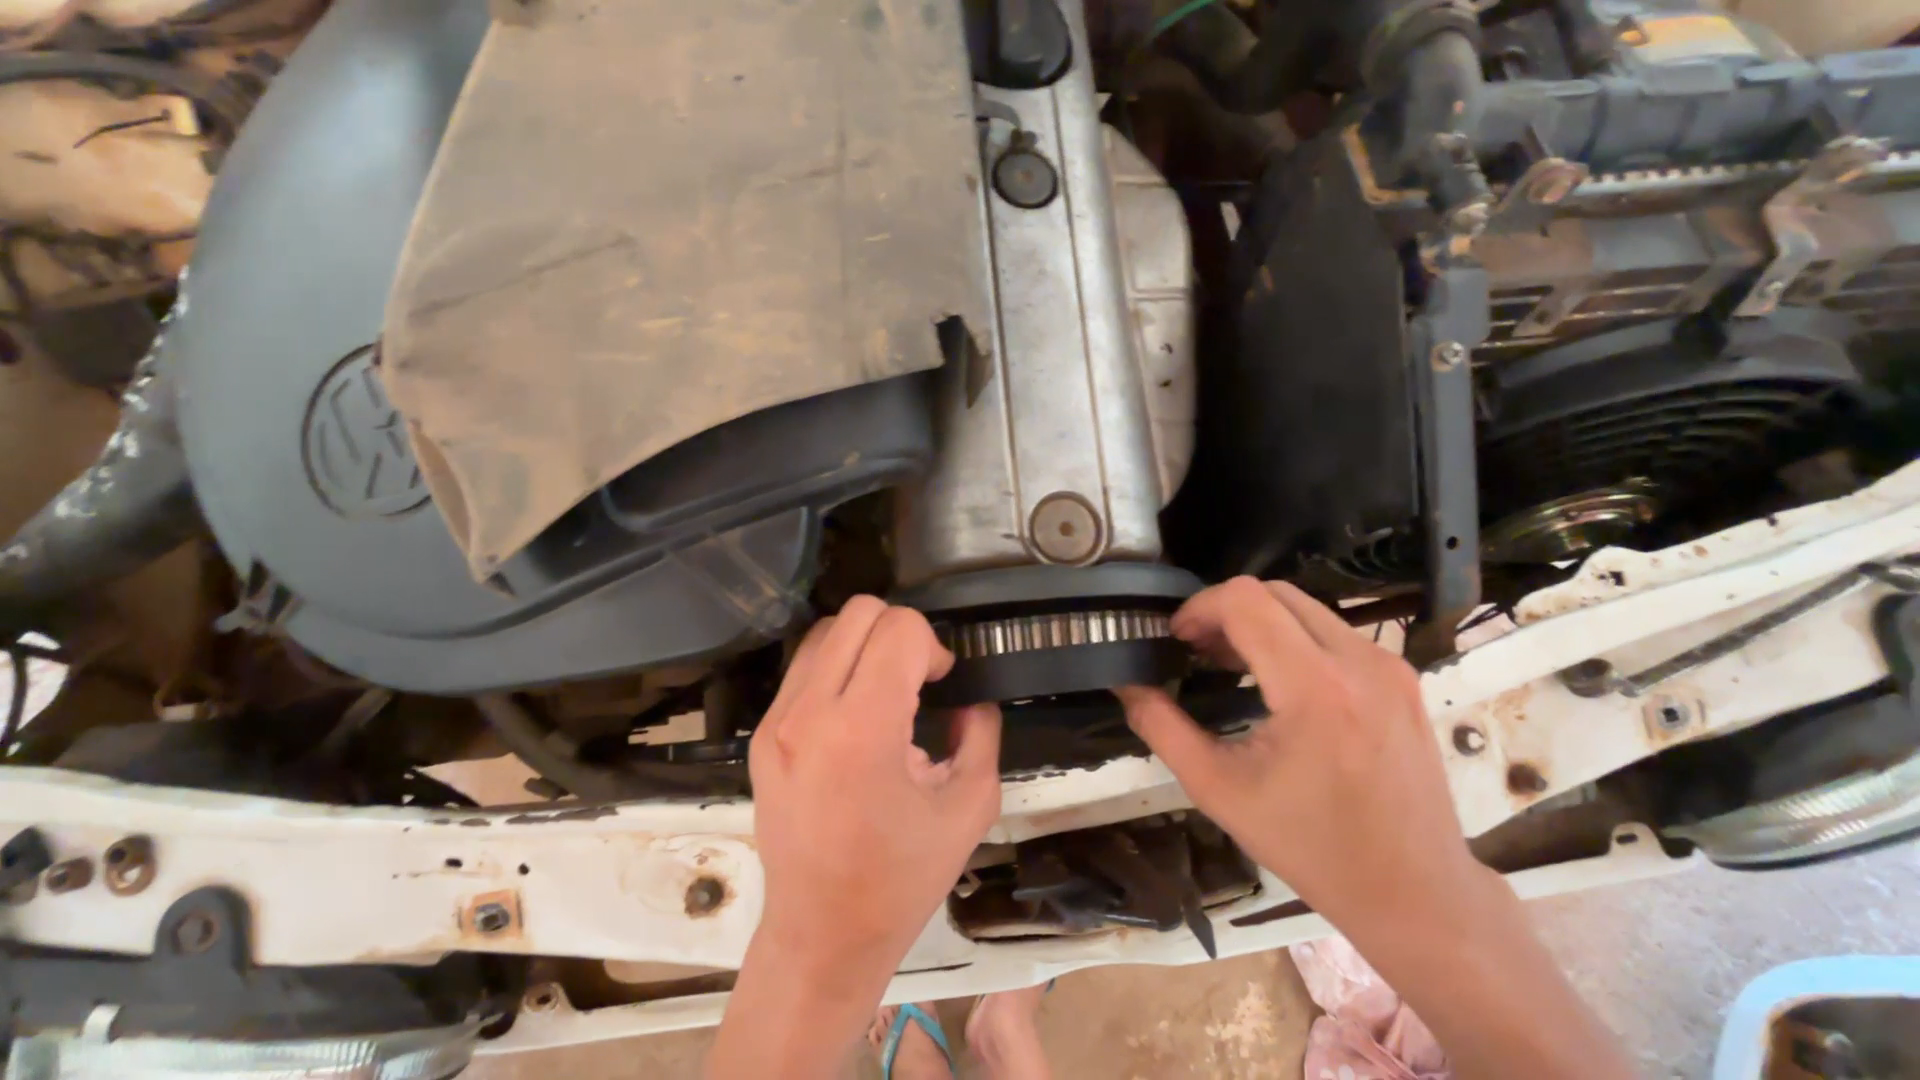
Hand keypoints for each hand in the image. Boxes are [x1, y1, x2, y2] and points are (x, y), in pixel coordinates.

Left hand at [746, 595, 1002, 974]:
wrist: (822, 934)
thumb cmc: (901, 880)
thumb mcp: (969, 807)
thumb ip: (980, 733)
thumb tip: (969, 695)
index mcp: (862, 730)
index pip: (898, 629)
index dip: (933, 647)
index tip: (942, 685)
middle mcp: (808, 713)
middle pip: (858, 613)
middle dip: (900, 633)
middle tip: (919, 681)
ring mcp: (775, 721)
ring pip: (824, 632)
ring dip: (865, 645)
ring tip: (886, 695)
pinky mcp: (760, 735)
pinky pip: (803, 669)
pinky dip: (837, 669)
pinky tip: (857, 716)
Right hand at [1120, 579, 1637, 1079]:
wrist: (1414, 890)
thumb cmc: (1311, 847)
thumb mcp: (1220, 791)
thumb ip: (1163, 729)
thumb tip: (1127, 685)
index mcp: (1315, 689)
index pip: (1246, 601)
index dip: (1199, 608)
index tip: (1176, 639)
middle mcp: (1360, 662)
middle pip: (1275, 593)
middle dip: (1225, 611)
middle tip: (1196, 650)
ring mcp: (1389, 667)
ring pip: (1307, 609)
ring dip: (1260, 623)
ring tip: (1230, 665)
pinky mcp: (1403, 679)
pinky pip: (1336, 634)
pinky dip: (1295, 640)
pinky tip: (1277, 682)